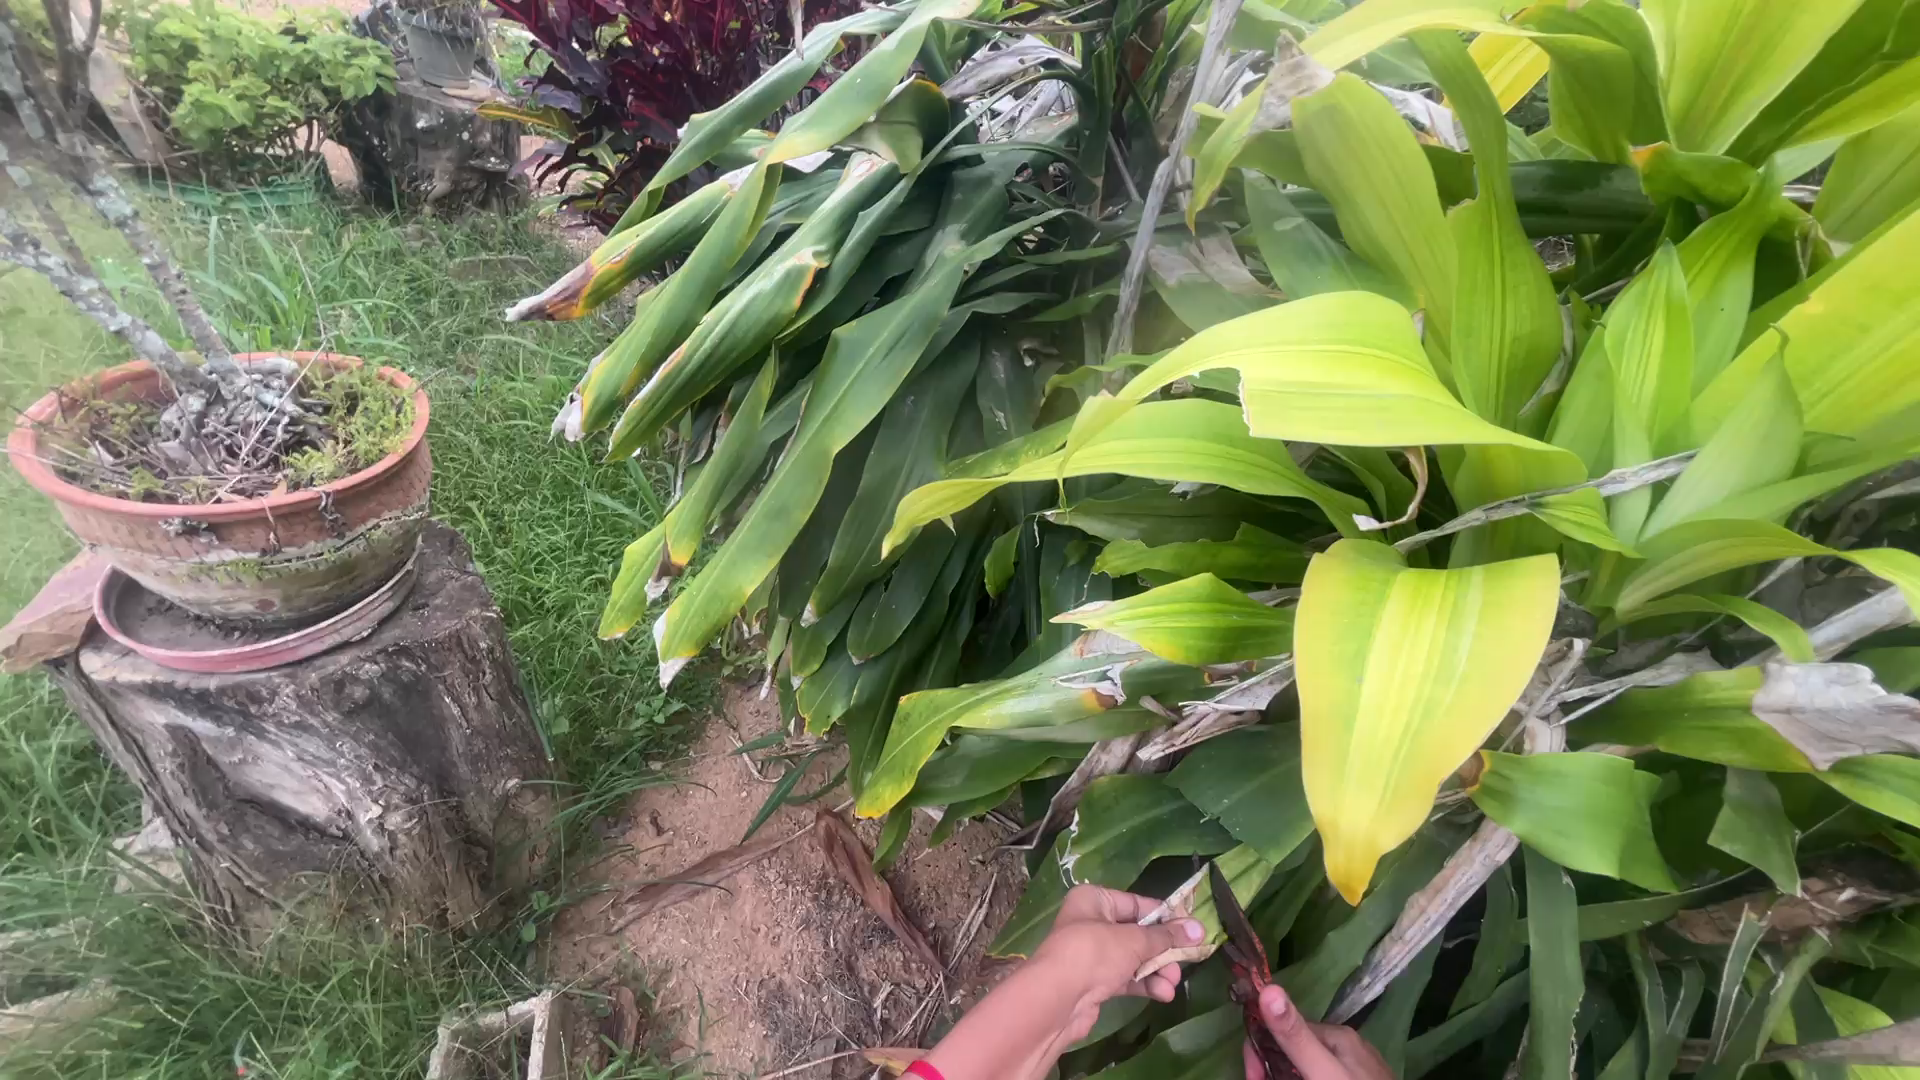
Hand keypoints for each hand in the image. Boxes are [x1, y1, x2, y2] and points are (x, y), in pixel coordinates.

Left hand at [921, 884, 1203, 1079]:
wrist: (1059, 998)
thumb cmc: (1093, 953)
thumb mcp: (1133, 940)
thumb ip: (1165, 936)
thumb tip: (1198, 929)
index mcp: (1094, 899)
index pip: (1136, 903)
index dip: (1164, 915)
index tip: (1191, 928)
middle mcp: (1091, 921)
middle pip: (1137, 932)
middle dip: (1162, 949)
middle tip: (1185, 961)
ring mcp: (1093, 953)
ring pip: (1133, 957)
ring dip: (1156, 970)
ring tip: (1172, 982)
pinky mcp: (1096, 980)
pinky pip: (1126, 977)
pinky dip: (1144, 984)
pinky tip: (1162, 994)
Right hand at [1244, 984, 1393, 1079]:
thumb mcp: (1323, 1073)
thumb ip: (1295, 1036)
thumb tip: (1267, 987)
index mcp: (1338, 1037)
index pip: (1285, 1030)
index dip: (1261, 1050)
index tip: (1251, 1075)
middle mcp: (1347, 1048)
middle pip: (1296, 1051)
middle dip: (1272, 1069)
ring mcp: (1356, 1073)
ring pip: (1308, 1069)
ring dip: (1286, 1077)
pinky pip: (1324, 1077)